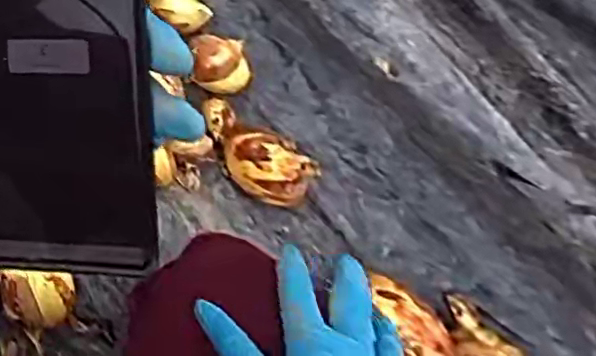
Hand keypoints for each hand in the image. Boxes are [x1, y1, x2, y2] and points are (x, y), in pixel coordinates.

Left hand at [0, 0, 207, 237]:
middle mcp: (17, 24)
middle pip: (96, 4)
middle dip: (143, 16)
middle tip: (169, 45)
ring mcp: (33, 68)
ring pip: (106, 55)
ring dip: (146, 68)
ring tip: (173, 93)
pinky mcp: (43, 113)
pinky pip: (100, 104)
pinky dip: (134, 111)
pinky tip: (163, 124)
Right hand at [195, 245, 403, 355]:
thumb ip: (235, 345)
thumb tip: (202, 304)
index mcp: (313, 340)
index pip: (297, 294)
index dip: (293, 270)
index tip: (292, 250)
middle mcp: (350, 349)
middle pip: (349, 307)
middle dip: (348, 282)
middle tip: (349, 261)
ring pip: (382, 339)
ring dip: (377, 320)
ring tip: (377, 311)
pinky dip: (393, 351)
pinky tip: (393, 351)